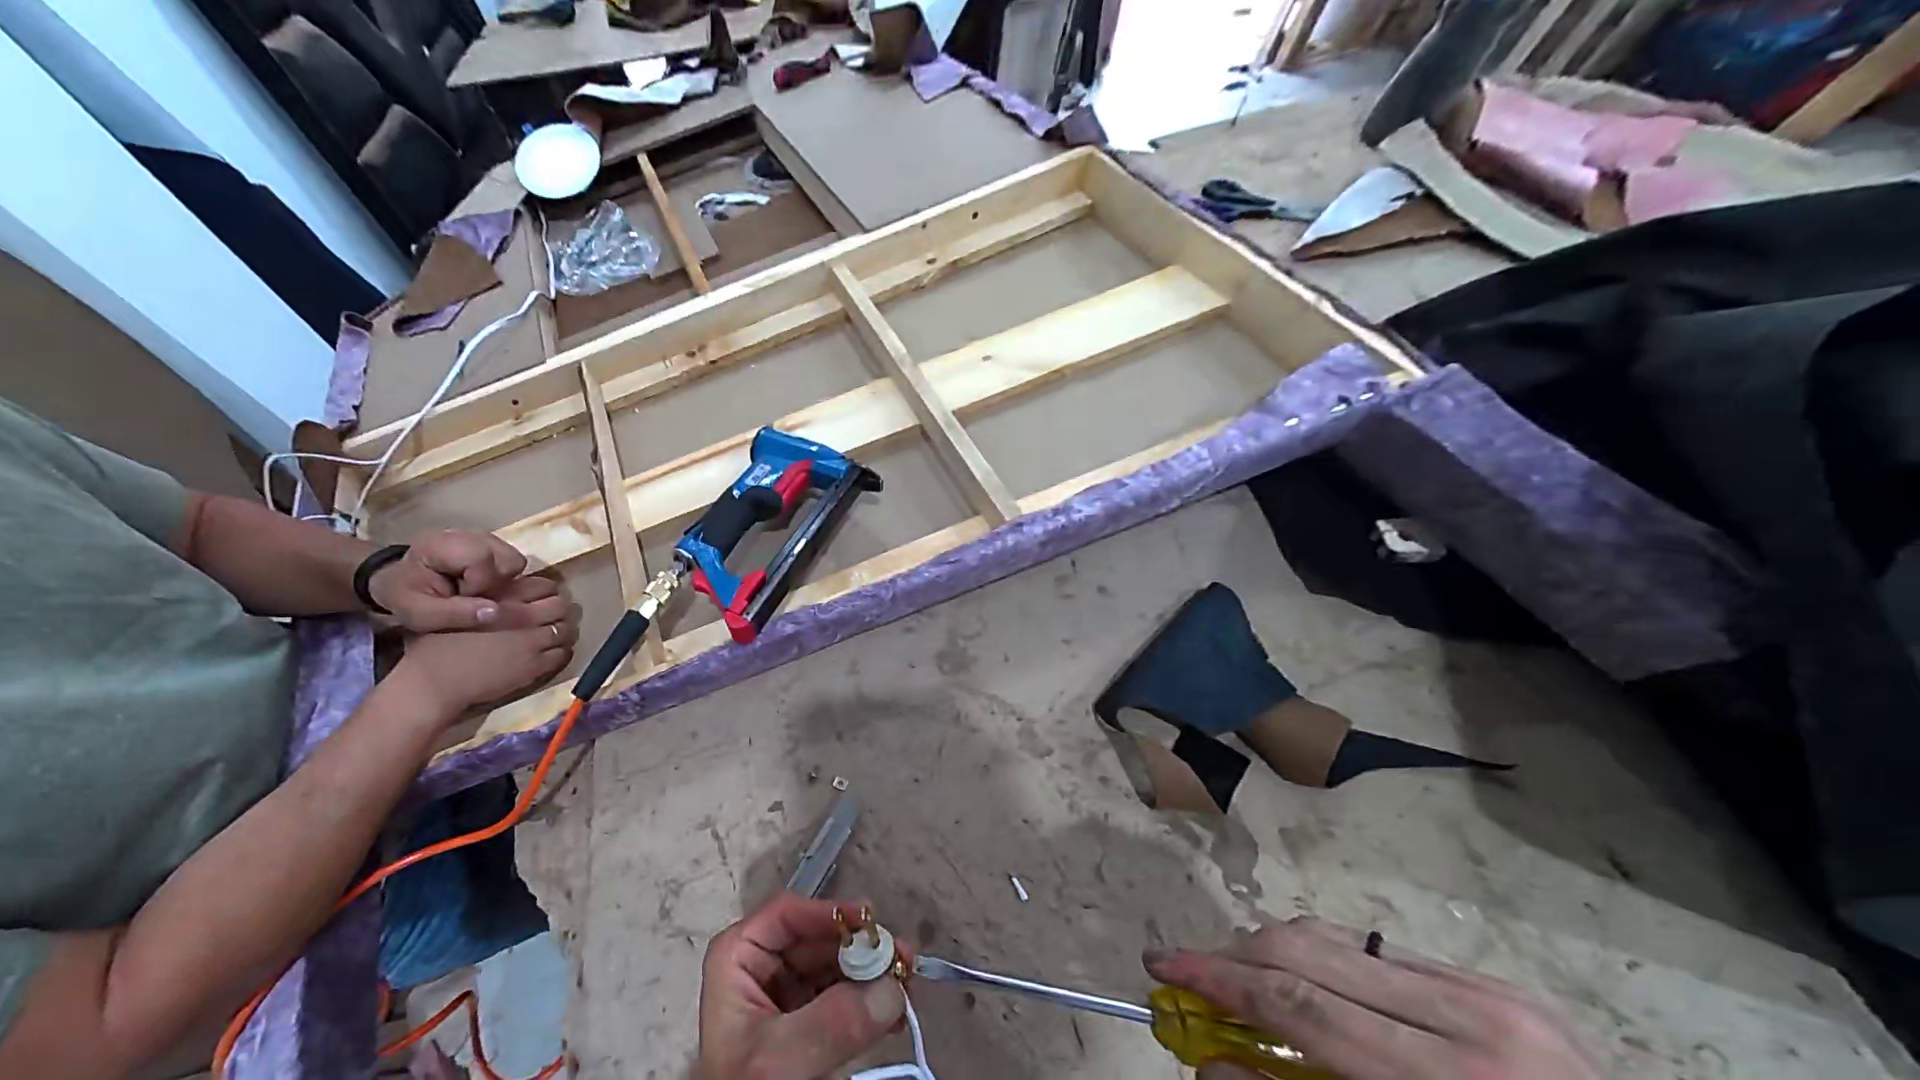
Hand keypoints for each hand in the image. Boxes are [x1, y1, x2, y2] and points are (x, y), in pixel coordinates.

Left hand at [368, 529, 530, 631]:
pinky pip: (514, 562)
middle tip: (470, 593)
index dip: (479, 584)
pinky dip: (503, 576)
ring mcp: (484, 536)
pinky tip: (482, 582)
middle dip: (496, 583)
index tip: (459, 596)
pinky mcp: (494, 543)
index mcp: (443, 544)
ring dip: (502, 581)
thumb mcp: (419, 614)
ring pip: (516, 561)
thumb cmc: (407, 596)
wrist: (399, 581)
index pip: (482, 559)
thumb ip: (455, 614)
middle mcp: (469, 534)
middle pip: (509, 559)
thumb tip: (496, 612)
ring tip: (476, 588)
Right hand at [391, 575, 578, 719]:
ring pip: (568, 629)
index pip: (545, 586)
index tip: (545, 598)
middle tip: (555, 617)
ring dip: (565, 629)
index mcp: (504, 598)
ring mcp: (533, 641)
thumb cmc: (436, 647)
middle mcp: (524, 616)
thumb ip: (492, 600)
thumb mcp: (461, 611)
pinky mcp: (536, 665)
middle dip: (562, 609)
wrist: (433, 683)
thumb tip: (512, 596)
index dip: (549, 591)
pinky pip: (564, 653)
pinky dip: (563, 650)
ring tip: (557, 634)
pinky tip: (553, 652)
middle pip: (562, 605)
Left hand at [695, 894, 906, 1079]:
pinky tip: (896, 1014)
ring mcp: (791, 992)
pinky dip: (875, 1001)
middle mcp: (766, 964)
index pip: (788, 913)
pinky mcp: (812, 1019)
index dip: (830, 912)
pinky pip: (850, 995)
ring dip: (876, 974)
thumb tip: (891, 989)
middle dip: (864, 948)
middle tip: (903, 960)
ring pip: (841, 963)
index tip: (870, 922)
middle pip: (823, 938)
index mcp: (739, 957)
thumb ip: (832, 1023)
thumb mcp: (779, 1060)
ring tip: (906, 988)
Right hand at [1145, 918, 1605, 1079]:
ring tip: (1244, 978)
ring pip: (1342, 938)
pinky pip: (1384, 954)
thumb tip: (1213, 1057)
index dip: (1218, 978)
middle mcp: (1472, 1019)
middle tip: (1192, 973)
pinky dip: (1331, 963)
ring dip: (1277, 951)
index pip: (1299, 1003)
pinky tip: (1316, 990)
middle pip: (1311, 950)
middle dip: (1235, 955)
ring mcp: (1492, 992)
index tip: (1162, 965)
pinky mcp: (1501, 984)